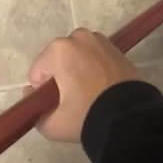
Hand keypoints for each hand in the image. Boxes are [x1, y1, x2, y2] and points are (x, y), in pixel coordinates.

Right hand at [26, 28, 140, 142]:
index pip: (38, 70)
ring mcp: (100, 41)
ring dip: (76, 70)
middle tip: (69, 100)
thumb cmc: (87, 115)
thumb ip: (35, 111)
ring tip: (86, 93)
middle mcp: (78, 37)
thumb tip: (32, 96)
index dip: (41, 90)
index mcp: (59, 50)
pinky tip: (99, 87)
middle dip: (59, 76)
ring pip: (77, 56)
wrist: (130, 116)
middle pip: (58, 60)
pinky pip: (95, 57)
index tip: (53, 104)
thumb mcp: (53, 124)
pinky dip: (93, 68)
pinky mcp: (117, 49)